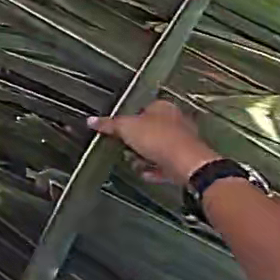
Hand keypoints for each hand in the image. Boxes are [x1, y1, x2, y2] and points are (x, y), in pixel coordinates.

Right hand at [87, 101, 217, 184]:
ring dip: (144, 158)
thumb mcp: (125, 127)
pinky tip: (146, 172)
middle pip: (149, 130)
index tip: (118, 129)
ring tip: (136, 162)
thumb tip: (92, 120)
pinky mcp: (185, 161)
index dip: (129, 119)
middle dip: (136, 142)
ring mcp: (182, 142)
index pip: (142, 109)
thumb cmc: (161, 139)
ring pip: (157, 149)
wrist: (186, 165)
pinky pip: (165, 165)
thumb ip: (108, 124)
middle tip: (126, 146)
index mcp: (163, 107)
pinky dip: (155, 170)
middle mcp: (176, 122)